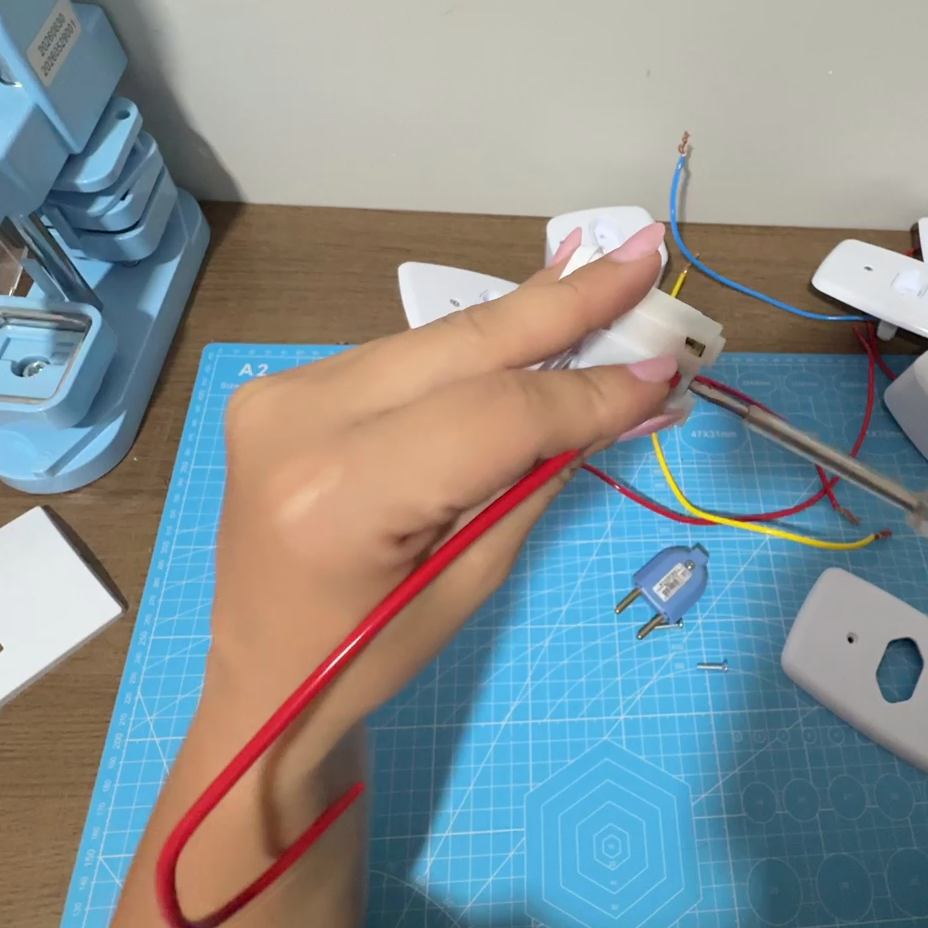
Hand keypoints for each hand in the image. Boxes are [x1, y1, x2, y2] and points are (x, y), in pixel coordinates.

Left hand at [207, 222, 676, 765]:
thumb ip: (543, 472)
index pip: (496, 415)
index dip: (589, 390)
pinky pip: (410, 355)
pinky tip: (532, 316)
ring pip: (440, 338)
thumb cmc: (369, 655)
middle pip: (465, 344)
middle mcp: (301, 419)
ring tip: (604, 279)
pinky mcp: (286, 384)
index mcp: (341, 495)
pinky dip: (478, 343)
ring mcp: (284, 391)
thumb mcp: (471, 576)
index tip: (666, 370)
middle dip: (568, 300)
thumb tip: (627, 398)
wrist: (260, 672)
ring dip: (529, 315)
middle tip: (645, 255)